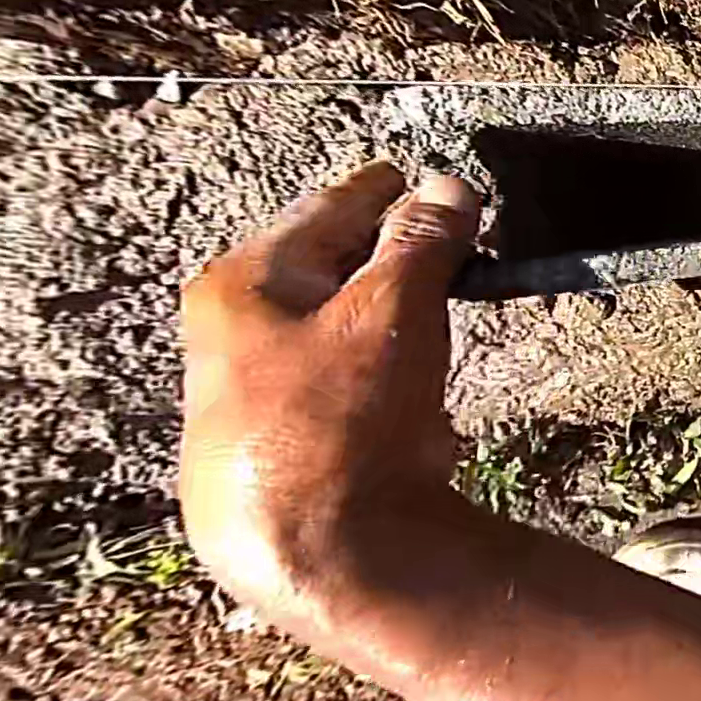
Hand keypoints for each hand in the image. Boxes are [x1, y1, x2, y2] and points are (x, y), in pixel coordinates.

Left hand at [177, 162, 479, 609]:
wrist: (320, 528)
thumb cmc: (343, 405)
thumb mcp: (391, 310)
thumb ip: (422, 242)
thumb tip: (452, 184)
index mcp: (248, 279)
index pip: (326, 208)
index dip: (380, 187)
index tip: (419, 172)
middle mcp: (246, 318)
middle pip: (331, 254)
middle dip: (392, 235)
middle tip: (454, 224)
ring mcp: (274, 367)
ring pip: (345, 301)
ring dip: (396, 282)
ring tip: (446, 271)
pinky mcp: (312, 406)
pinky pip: (356, 343)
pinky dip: (394, 325)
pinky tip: (419, 333)